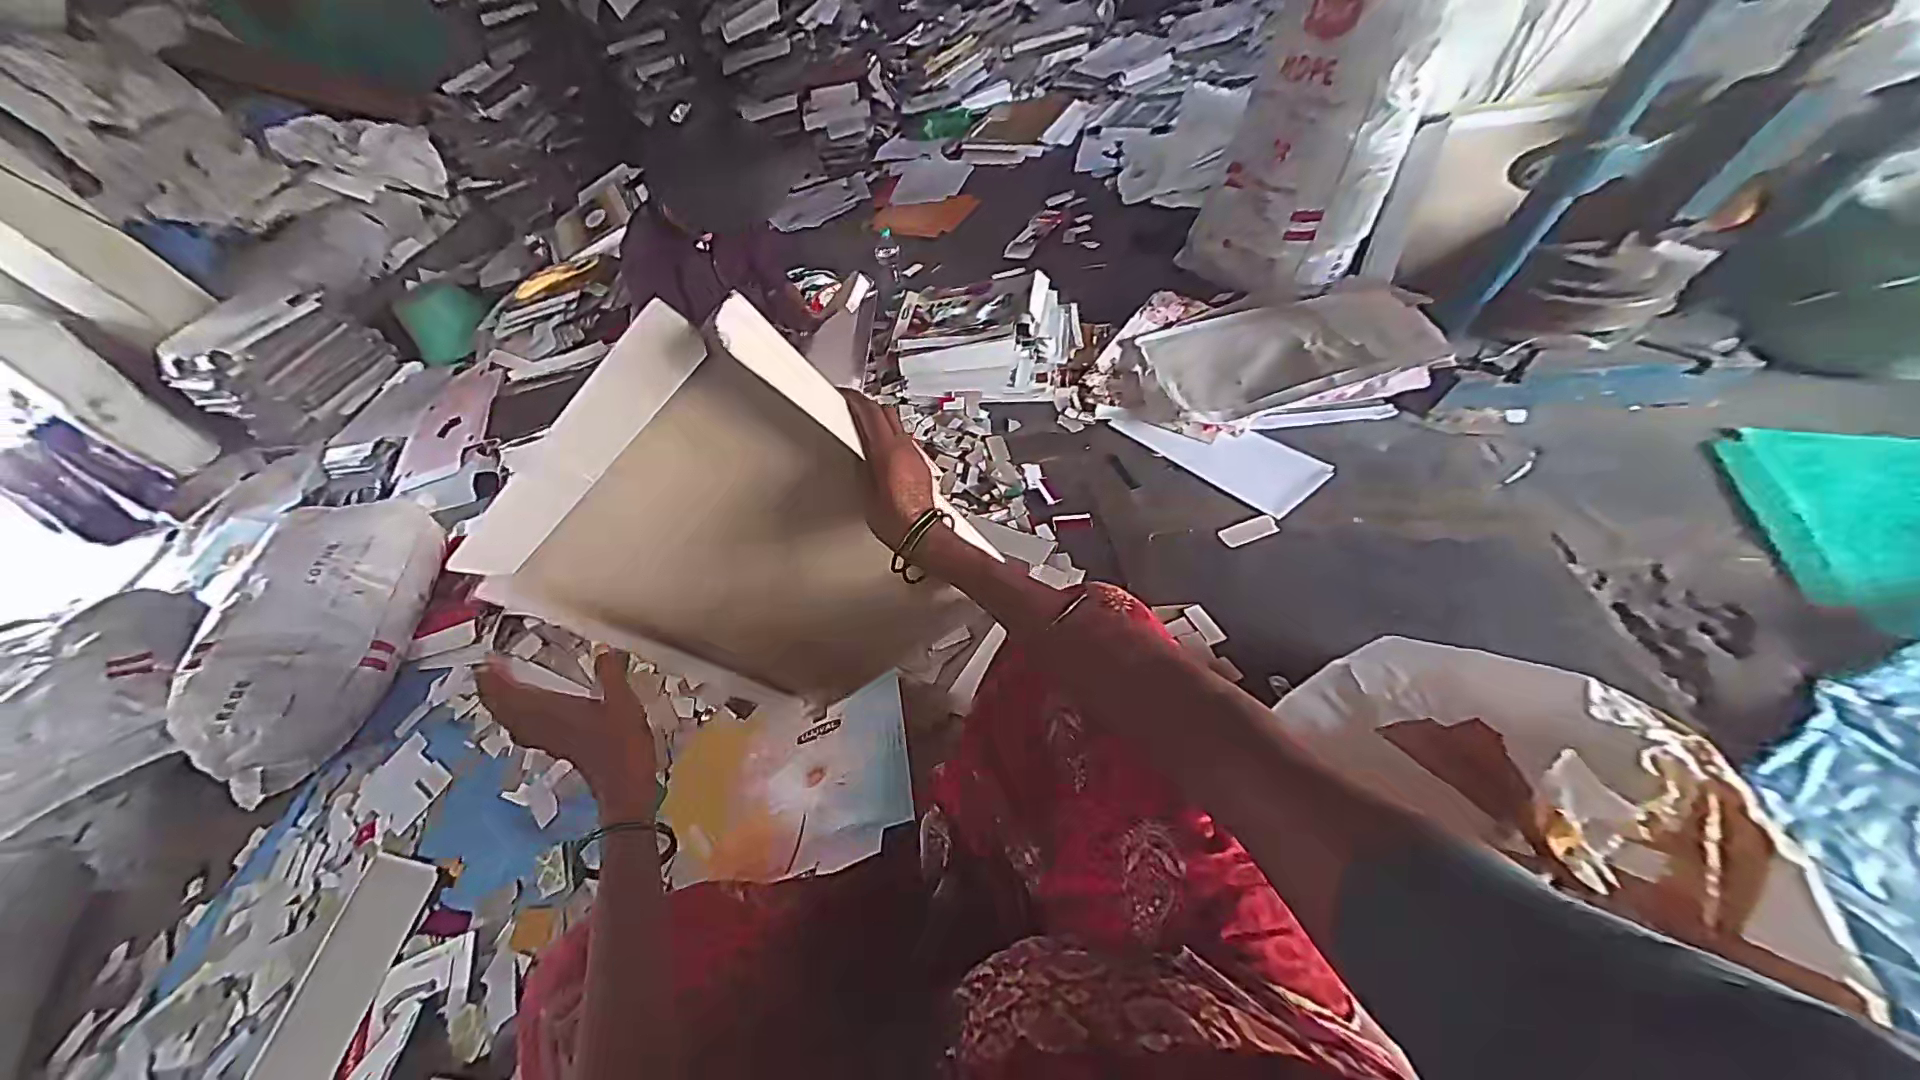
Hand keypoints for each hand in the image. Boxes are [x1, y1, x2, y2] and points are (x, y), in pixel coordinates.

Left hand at [477, 649, 658, 823]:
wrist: (622, 782)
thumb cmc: (621, 742)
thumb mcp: (623, 701)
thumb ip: (610, 674)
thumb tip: (603, 650)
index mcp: (550, 709)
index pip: (509, 691)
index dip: (495, 675)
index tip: (489, 659)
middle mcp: (539, 724)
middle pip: (502, 706)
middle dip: (490, 687)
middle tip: (487, 669)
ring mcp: (543, 738)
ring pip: (508, 718)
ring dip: (499, 701)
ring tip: (499, 685)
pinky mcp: (551, 746)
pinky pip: (519, 727)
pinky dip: (513, 715)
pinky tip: (522, 713)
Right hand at [839, 388, 936, 549]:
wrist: (920, 533)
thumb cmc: (895, 519)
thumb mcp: (865, 491)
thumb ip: (862, 465)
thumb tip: (860, 455)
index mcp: (888, 450)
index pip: (870, 411)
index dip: (855, 400)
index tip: (846, 396)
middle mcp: (905, 448)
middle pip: (886, 411)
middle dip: (868, 406)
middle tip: (853, 408)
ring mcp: (916, 455)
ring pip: (897, 425)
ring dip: (881, 421)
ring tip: (865, 428)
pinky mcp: (921, 464)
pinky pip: (905, 441)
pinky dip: (891, 438)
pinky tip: (883, 449)